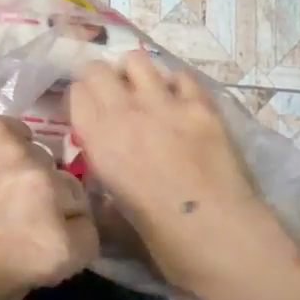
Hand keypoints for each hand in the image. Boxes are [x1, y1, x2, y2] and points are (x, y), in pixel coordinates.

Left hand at [0, 115, 98, 299]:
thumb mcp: (8, 295)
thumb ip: (43, 264)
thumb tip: (55, 238)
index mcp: (54, 246)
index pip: (92, 237)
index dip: (71, 243)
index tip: (50, 242)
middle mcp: (47, 193)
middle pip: (75, 195)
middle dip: (58, 208)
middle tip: (24, 215)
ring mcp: (20, 152)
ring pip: (49, 161)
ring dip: (34, 174)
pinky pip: (22, 133)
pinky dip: (10, 147)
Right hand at [67, 52, 299, 299]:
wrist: (223, 239)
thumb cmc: (167, 240)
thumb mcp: (118, 207)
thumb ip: (107, 172)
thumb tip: (104, 160)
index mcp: (100, 141)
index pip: (76, 92)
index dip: (83, 98)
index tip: (90, 109)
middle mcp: (125, 113)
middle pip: (98, 69)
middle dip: (102, 78)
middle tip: (114, 95)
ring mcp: (164, 104)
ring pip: (137, 60)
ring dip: (136, 74)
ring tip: (146, 91)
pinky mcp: (199, 104)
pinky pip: (180, 76)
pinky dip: (176, 85)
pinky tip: (181, 102)